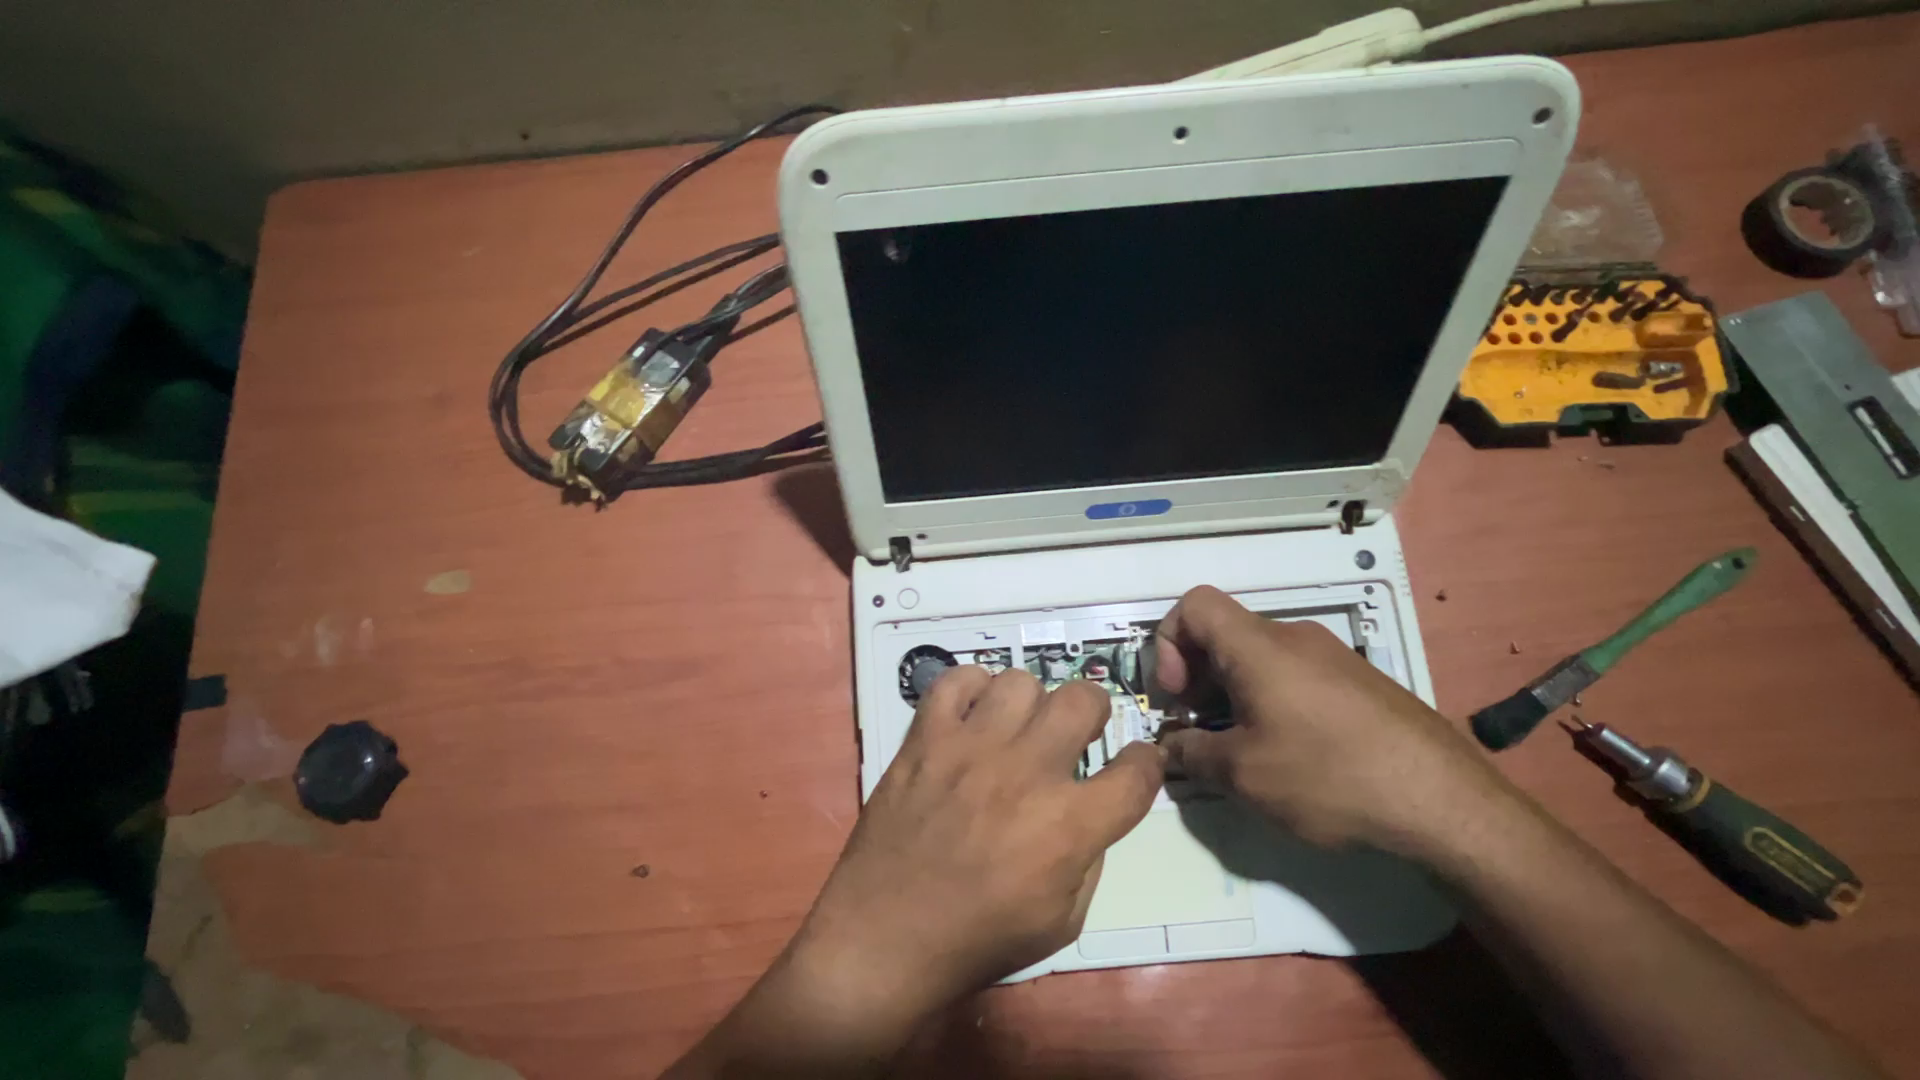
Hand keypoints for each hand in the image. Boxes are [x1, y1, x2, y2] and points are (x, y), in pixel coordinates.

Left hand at [789, 667, 1162, 1041]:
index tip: (1139, 763)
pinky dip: (971, 689)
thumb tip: (1090, 812)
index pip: (1137, 772)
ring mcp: (970, 748)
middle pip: (1081, 700)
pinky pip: (955, 681)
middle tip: (1076, 735)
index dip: (1148, 763)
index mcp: (1067, 826)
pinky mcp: (924, 739)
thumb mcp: (1061, 922)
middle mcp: (1025, 773)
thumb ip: (1088, 858)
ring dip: (1030, 703)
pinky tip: (973, 715)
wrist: (884, 938)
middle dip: (1092, 713)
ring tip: (1017, 728)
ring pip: (1020, 682)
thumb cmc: (977, 941)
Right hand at [1155, 585, 1514, 856]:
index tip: (1178, 696)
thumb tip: (1172, 745)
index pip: (1194, 605)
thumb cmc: (1329, 776)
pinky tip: (1291, 754)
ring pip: (1260, 658)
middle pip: (1225, 633)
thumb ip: (1192, 754)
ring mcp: (1333, 657)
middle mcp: (1295, 637)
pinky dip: (1271, 702)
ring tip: (1244, 750)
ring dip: (1234, 694)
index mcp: (1258, 646)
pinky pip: (1295, 676)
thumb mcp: (1244, 775)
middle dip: (1198, 676)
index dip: (1168, 642)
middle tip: (1201, 730)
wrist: (1445, 801)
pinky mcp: (1361, 683)